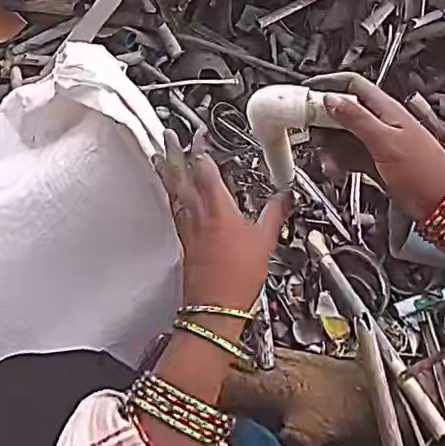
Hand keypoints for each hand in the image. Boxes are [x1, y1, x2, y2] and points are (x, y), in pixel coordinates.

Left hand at [159, 130, 287, 310]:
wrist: (215, 309)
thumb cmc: (238, 278)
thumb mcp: (265, 240)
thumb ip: (275, 213)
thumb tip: (285, 197)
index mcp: (218, 210)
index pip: (206, 171)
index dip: (202, 151)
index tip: (200, 136)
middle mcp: (198, 215)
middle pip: (182, 177)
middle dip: (175, 154)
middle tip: (169, 136)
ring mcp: (187, 228)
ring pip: (174, 193)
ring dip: (167, 172)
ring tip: (159, 157)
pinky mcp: (183, 241)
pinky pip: (174, 210)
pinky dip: (170, 195)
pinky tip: (169, 193)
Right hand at [311, 74, 444, 220]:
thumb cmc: (426, 173)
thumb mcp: (386, 142)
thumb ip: (357, 119)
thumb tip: (331, 99)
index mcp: (387, 109)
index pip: (352, 86)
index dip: (328, 86)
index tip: (305, 95)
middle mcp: (382, 122)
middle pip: (343, 112)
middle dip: (324, 124)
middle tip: (314, 138)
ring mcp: (379, 143)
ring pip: (343, 136)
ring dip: (330, 149)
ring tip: (330, 165)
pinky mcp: (377, 162)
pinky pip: (350, 156)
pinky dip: (339, 163)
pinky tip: (337, 172)